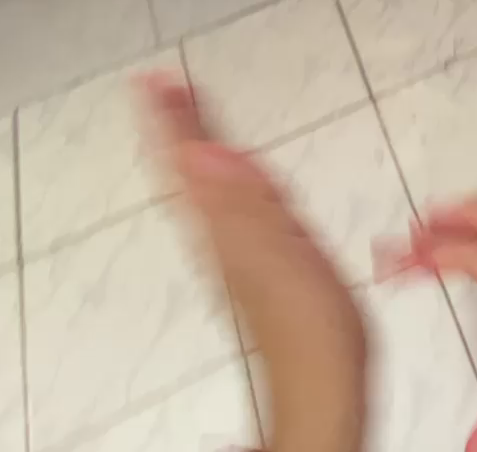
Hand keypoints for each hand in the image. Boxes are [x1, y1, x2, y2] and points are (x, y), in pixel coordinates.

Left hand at [140, 74, 367, 451]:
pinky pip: (225, 208)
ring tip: (184, 115)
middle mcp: (222, 238)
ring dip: (191, 148)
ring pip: (203, 190)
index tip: (156, 82)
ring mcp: (236, 255)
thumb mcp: (281, 262)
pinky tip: (221, 174)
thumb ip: (246, 206)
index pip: (191, 167)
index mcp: (226, 230)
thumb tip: (204, 154)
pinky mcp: (257, 265)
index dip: (176, 123)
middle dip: (178, 128)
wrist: (320, 395)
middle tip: (163, 86)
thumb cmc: (312, 331)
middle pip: (191, 175)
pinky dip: (217, 179)